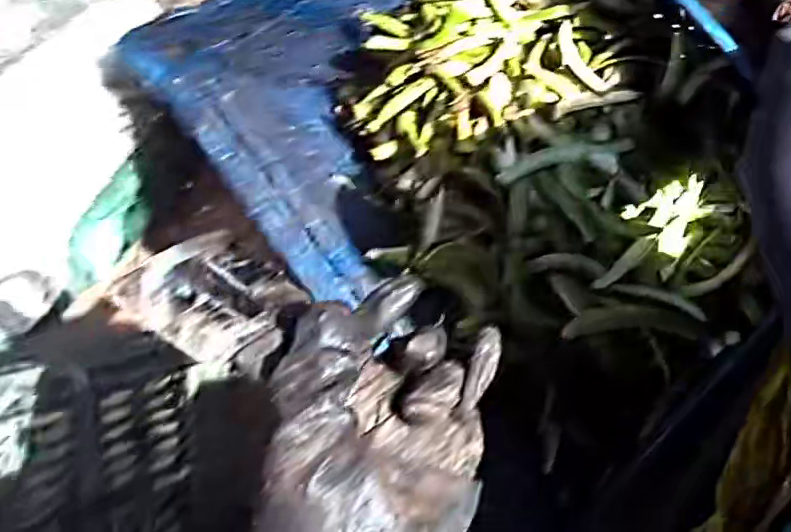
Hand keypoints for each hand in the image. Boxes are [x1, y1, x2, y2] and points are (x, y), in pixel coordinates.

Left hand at [255, 277, 500, 531]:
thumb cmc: (328, 517)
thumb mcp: (303, 451)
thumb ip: (315, 381)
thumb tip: (322, 311)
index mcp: (319, 411)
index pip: (333, 347)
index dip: (350, 312)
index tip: (366, 283)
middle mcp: (367, 405)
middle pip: (388, 343)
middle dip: (400, 320)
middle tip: (410, 294)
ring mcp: (416, 416)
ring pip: (434, 357)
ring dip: (434, 347)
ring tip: (427, 360)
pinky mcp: (456, 428)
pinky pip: (474, 382)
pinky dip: (482, 360)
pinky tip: (486, 343)